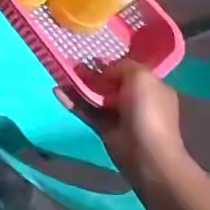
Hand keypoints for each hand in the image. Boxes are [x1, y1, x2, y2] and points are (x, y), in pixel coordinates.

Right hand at [57, 60, 189, 178]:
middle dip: (91, 72)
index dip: (111, 62)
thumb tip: (103, 68)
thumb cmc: (147, 111)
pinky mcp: (104, 127)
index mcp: (151, 87)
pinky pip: (85, 110)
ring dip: (78, 85)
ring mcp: (119, 114)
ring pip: (94, 95)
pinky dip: (71, 101)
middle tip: (72, 64)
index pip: (129, 70)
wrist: (146, 154)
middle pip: (109, 81)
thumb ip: (121, 66)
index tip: (91, 55)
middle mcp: (137, 99)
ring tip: (60, 75)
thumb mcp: (141, 77)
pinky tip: (57, 91)